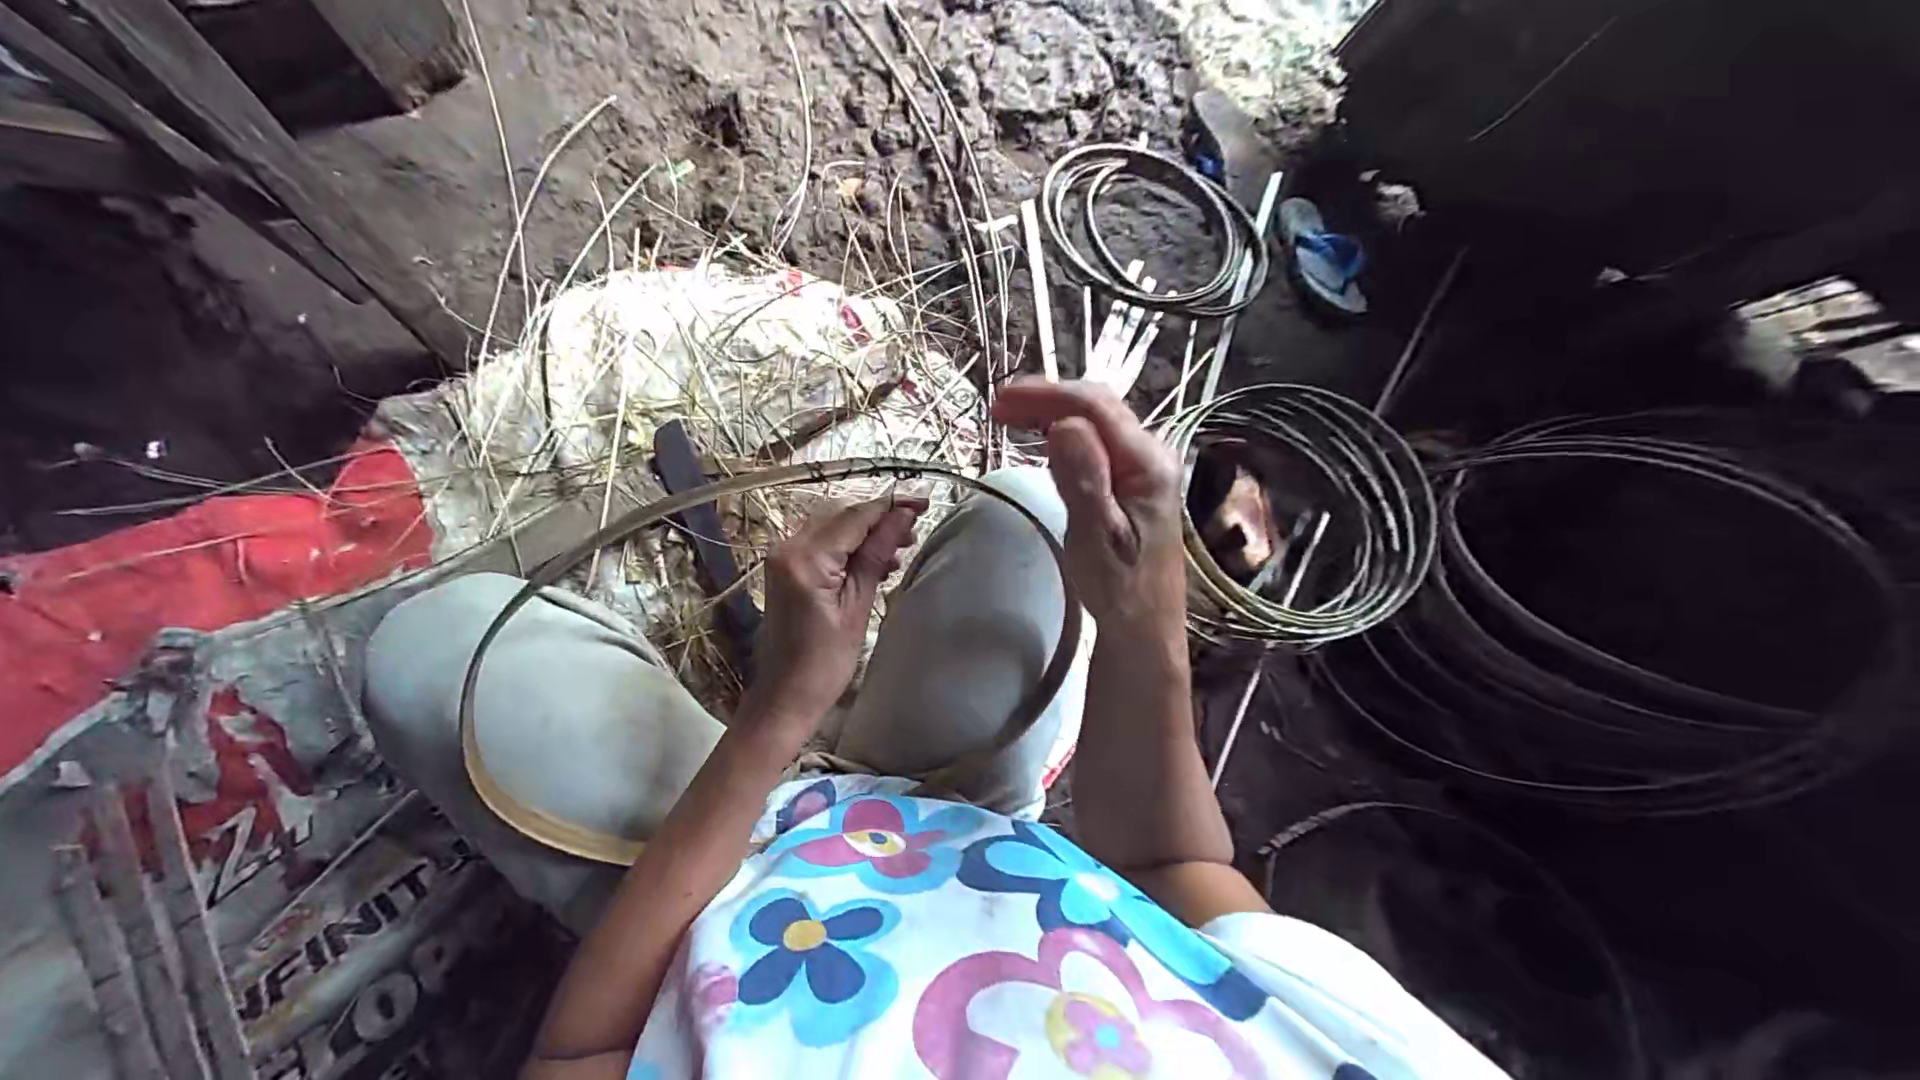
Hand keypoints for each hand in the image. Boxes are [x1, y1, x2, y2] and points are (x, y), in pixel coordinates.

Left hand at [739, 496, 927, 732]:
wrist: (785, 695)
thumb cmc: (825, 662)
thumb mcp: (858, 607)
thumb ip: (877, 555)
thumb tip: (902, 518)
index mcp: (805, 559)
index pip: (854, 518)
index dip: (891, 506)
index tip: (923, 502)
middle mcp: (787, 548)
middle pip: (841, 515)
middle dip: (879, 517)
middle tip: (915, 526)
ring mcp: (782, 556)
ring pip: (832, 526)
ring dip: (866, 531)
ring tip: (901, 546)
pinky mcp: (786, 568)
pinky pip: (823, 543)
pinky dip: (850, 545)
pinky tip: (876, 559)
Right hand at [992, 379, 1185, 643]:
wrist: (1144, 626)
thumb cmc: (1119, 588)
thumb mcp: (1096, 536)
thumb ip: (1084, 478)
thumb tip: (1064, 424)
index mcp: (1147, 463)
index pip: (1095, 407)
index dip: (1047, 395)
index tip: (1001, 400)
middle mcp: (1151, 454)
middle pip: (1097, 406)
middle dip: (1046, 399)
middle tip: (998, 408)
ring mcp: (1144, 467)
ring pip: (1095, 421)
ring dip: (1052, 412)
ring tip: (1010, 417)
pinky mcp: (1132, 481)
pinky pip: (1096, 441)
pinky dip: (1064, 432)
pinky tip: (1041, 437)